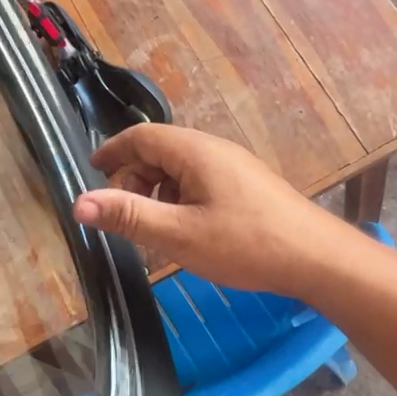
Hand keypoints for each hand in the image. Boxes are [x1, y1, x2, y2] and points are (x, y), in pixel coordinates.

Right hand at [73, 124, 350, 296]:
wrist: (317, 259)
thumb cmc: (245, 244)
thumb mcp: (178, 234)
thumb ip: (128, 216)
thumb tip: (79, 203)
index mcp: (194, 151)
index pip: (141, 136)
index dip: (112, 152)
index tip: (91, 172)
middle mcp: (213, 151)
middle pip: (158, 152)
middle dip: (133, 180)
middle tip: (122, 218)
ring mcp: (233, 168)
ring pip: (179, 170)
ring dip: (156, 194)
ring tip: (153, 231)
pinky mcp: (245, 187)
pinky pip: (199, 183)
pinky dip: (179, 201)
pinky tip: (185, 233)